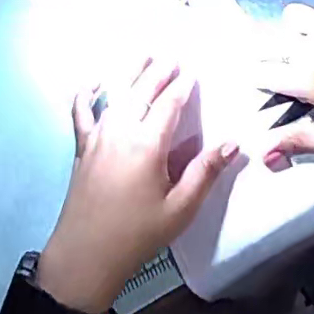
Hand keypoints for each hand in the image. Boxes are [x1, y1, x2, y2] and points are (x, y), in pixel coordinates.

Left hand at [38, 58, 237, 311]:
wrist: (84, 257)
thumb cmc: (137, 234)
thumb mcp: (179, 208)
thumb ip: (205, 172)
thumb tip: (232, 143)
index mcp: (146, 145)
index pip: (168, 105)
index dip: (182, 87)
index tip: (193, 72)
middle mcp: (120, 132)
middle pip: (141, 92)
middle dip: (158, 72)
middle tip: (172, 57)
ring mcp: (97, 138)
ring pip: (115, 96)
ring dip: (130, 74)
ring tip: (143, 57)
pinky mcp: (81, 149)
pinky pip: (81, 114)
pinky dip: (86, 95)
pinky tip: (92, 84)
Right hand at [250, 7, 313, 167]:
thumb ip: (298, 141)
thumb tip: (262, 154)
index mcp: (310, 79)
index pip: (262, 70)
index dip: (257, 78)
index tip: (262, 85)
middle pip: (273, 37)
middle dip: (273, 53)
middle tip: (289, 71)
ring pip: (299, 17)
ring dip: (296, 33)